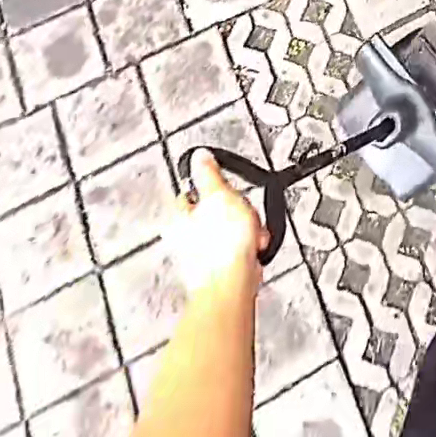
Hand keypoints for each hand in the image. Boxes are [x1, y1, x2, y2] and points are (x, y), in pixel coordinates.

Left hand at [165, 150, 267, 294]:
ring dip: (246, 228)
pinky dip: (248, 245)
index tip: (225, 186)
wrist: (234, 280)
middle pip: (215, 210)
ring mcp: (202, 255)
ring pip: (229, 229)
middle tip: (243, 211)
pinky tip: (255, 245)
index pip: (191, 192)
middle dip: (236, 209)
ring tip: (253, 231)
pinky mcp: (220, 267)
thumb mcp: (219, 195)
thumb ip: (209, 173)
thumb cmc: (222, 244)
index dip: (210, 186)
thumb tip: (199, 156)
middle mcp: (186, 238)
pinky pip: (238, 247)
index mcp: (179, 218)